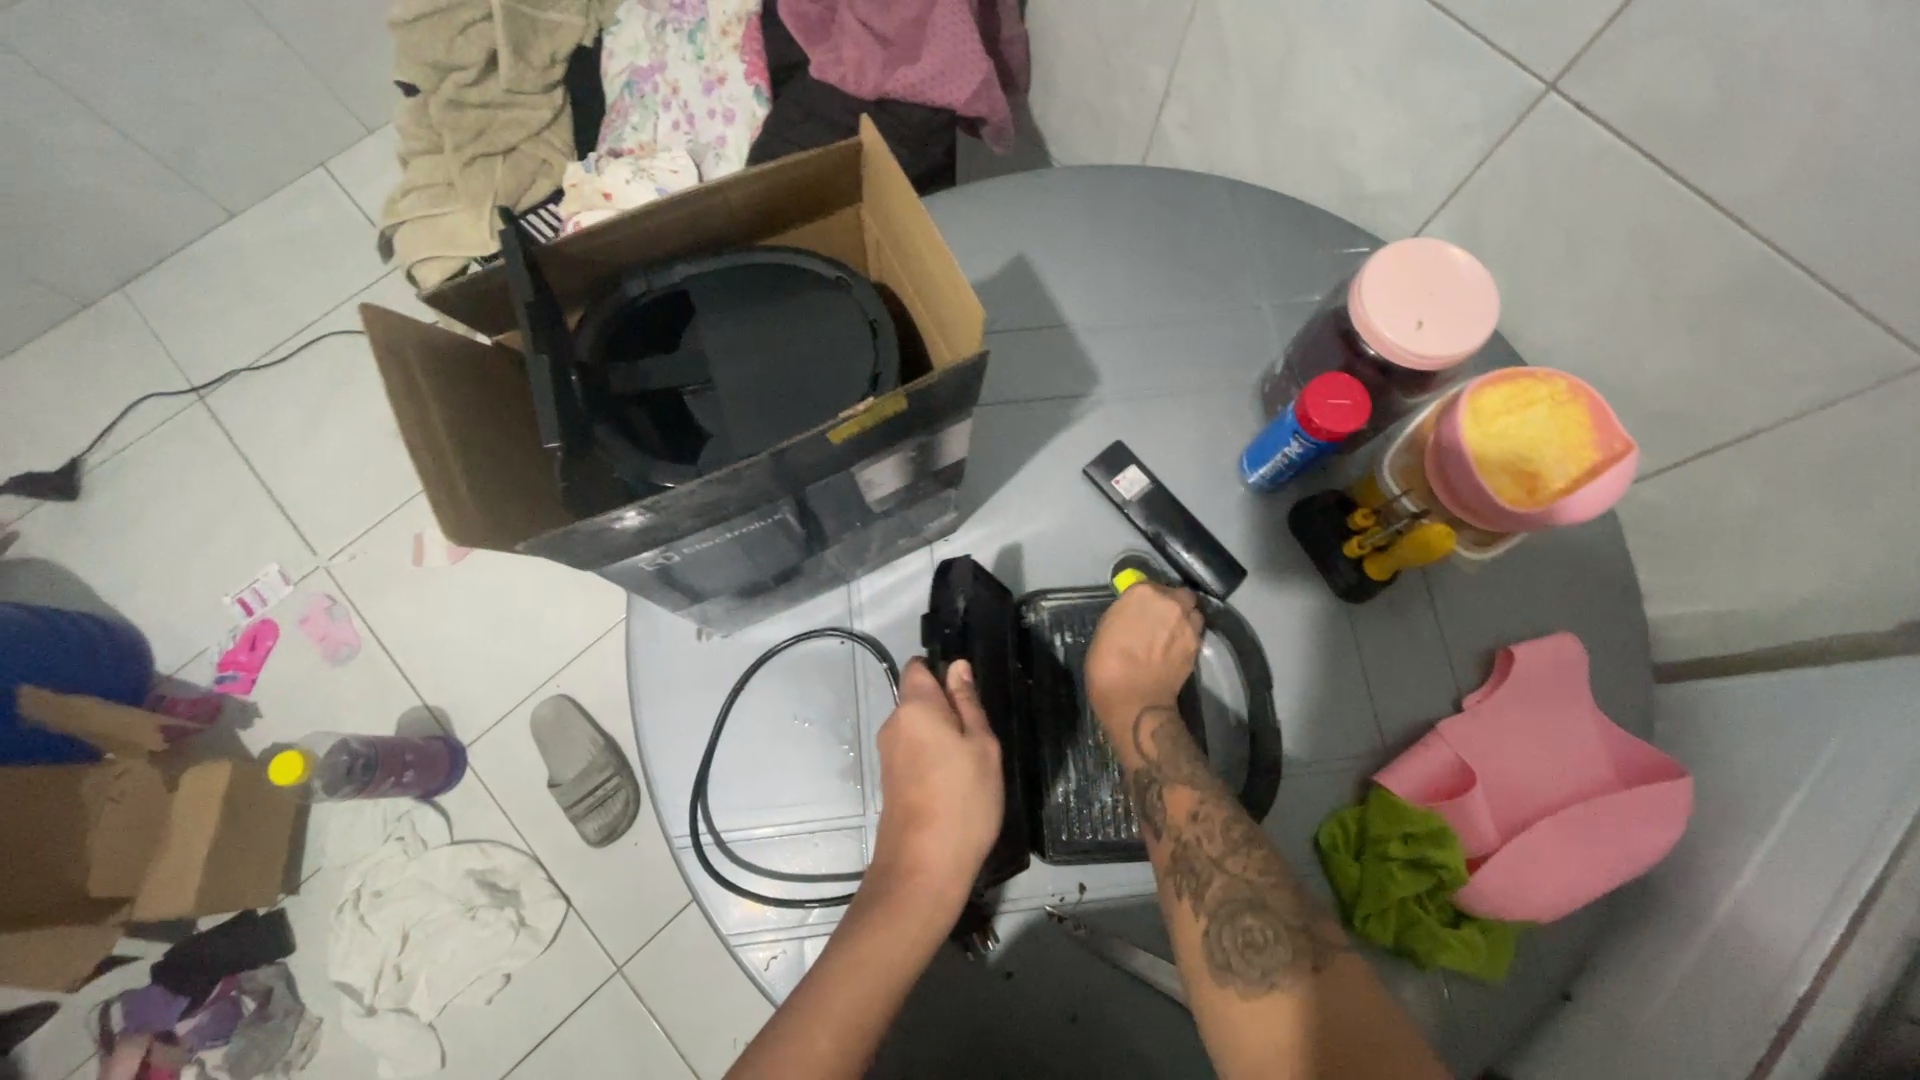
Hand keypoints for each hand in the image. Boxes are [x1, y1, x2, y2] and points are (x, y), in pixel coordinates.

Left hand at [870, 659, 1004, 909]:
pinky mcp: (890, 780)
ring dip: (943, 737)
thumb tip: (958, 667)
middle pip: (919, 699)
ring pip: (919, 729)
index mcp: (914, 707)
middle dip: (947, 709)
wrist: (924, 865)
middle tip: (980, 738)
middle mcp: (893, 724)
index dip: (942, 672)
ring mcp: (888, 754)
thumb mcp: (982, 745)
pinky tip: (955, 785)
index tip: (969, 695)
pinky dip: (933, 759)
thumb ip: (968, 702)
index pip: (918, 667)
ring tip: (972, 766)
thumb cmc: (963, 799)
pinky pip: (914, 752)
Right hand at [1085, 583, 1202, 731]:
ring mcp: (1187, 623)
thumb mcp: (1106, 629)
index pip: (1148, 585)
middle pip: (1178, 594)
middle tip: (1160, 618)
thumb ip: (1126, 614)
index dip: (1144, 599)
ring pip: (1192, 610)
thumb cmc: (1107, 664)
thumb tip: (1135, 614)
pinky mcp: (1197, 644)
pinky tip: (1177, 646)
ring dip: (1185, 617)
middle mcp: (1170, 602)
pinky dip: (1189, 634)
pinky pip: (1196, 630)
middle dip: (1171, 603)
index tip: (1139, 610)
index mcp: (1142, 594)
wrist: (1133, 698)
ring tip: (1173, 631)